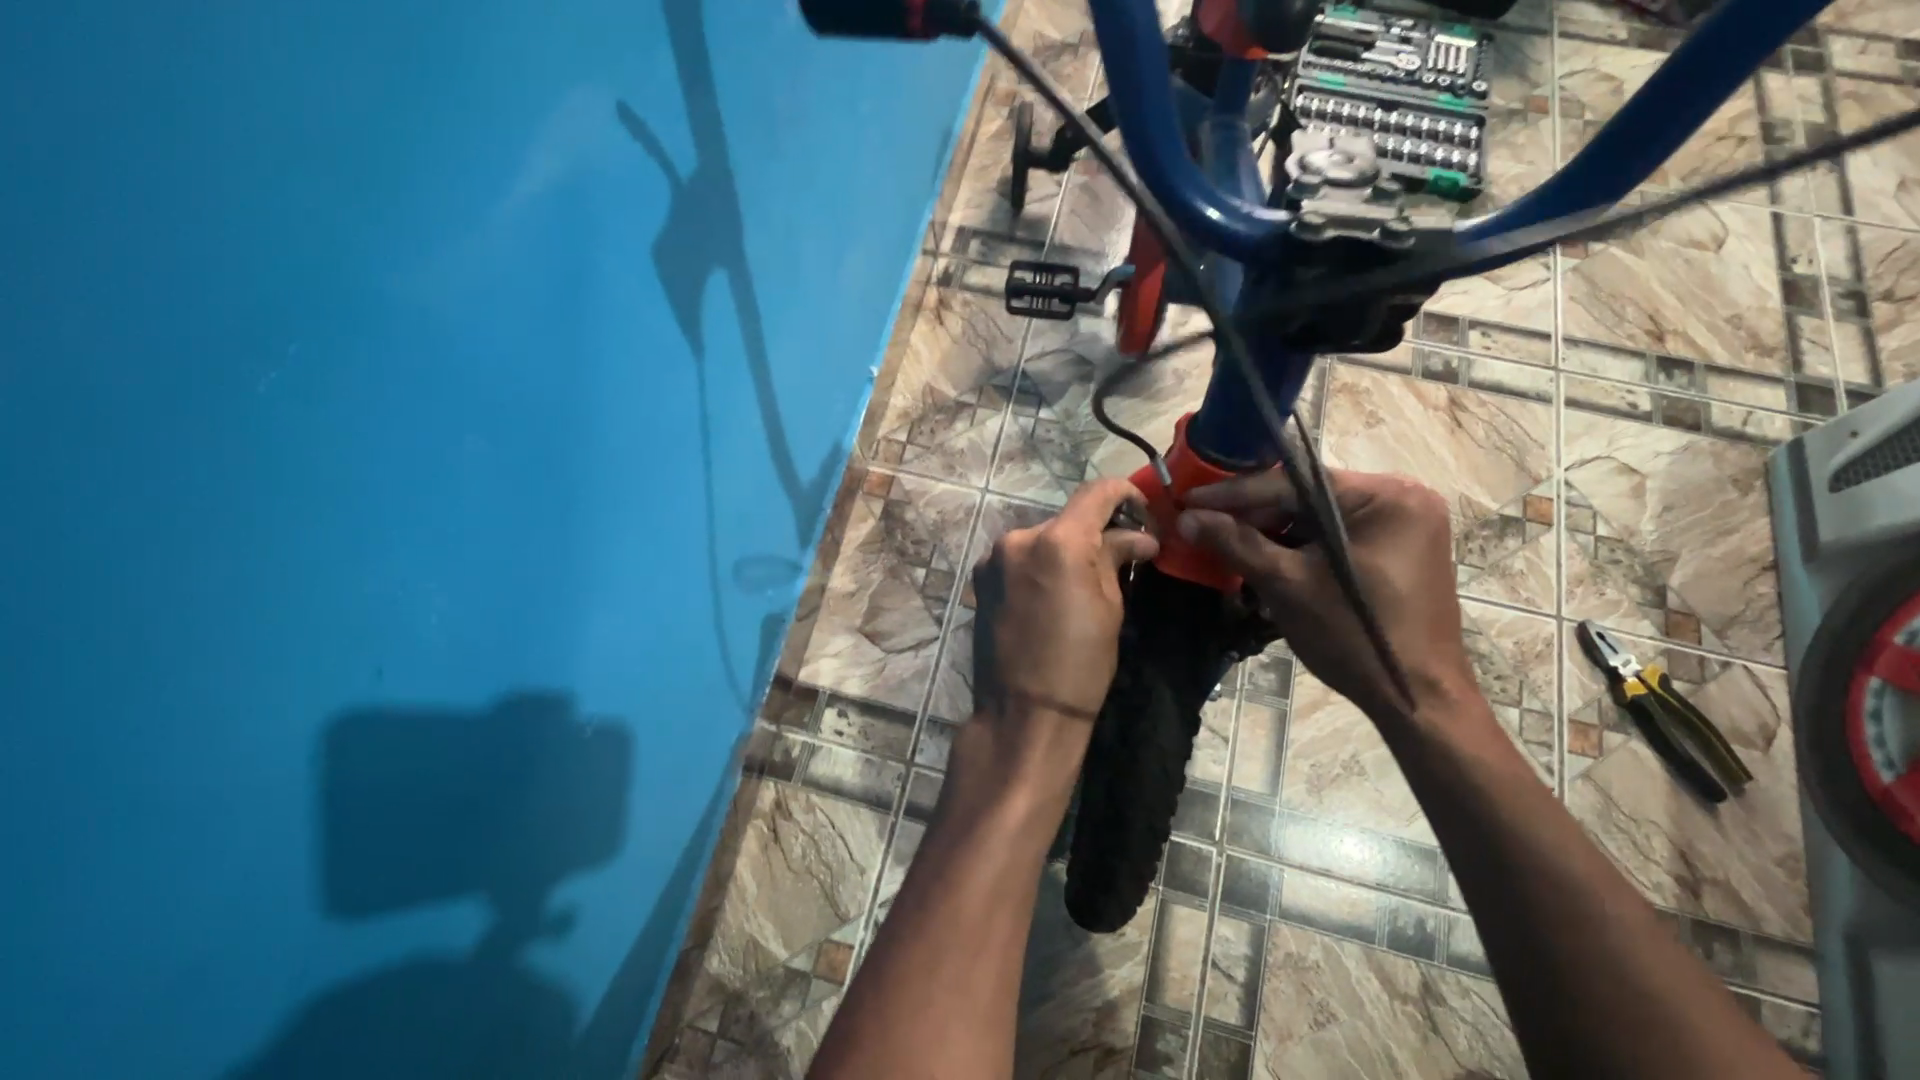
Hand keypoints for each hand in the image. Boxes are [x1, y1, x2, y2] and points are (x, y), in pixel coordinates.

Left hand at [970, 478, 1159, 724]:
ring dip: (1066, 550)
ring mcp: (993, 559)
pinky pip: (1019, 559)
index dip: (1126, 494)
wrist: (1024, 713)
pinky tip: (1054, 595)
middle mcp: (1018, 539)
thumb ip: (1116, 558)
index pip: (1097, 493)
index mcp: (1057, 542)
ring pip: (1041, 539)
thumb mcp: (1109, 608)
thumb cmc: (1079, 663)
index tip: (1143, 512)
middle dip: (1096, 531)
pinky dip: (1040, 566)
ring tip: (1086, 582)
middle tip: (1123, 556)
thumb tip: (1140, 538)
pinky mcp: (980, 580)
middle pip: (1067, 519)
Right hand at [1175, 468, 1477, 725]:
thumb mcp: (1288, 585)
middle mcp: (1403, 499)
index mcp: (1387, 496)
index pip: (1294, 481)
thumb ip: (1236, 544)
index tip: (1189, 499)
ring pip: (1321, 518)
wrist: (1417, 699)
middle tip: (1206, 527)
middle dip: (1256, 515)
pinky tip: (1267, 561)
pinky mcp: (1399, 553)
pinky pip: (1339, 537)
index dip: (1235, 493)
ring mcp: (1406, 527)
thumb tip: (1186, 518)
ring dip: (1275, 533)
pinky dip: (1303, 548)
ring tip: (1228, 545)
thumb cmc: (1355, 637)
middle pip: (1309, 497)